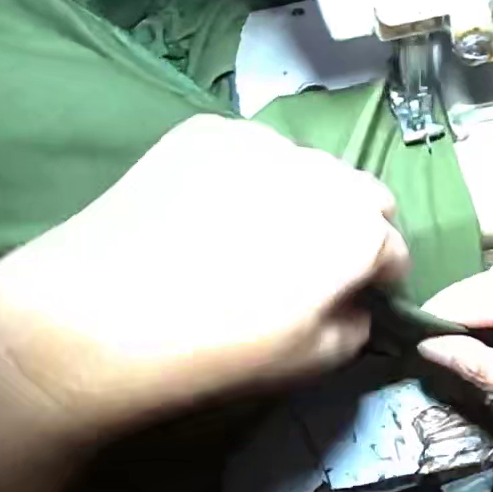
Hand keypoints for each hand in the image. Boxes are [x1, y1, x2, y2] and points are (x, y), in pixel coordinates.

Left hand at [0, 115, 410, 438]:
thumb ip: (359, 324)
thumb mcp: (315, 361)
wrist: (96, 317)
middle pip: (365, 198)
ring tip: (257, 232)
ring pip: (311, 169)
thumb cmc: (220, 350)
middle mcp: (325, 173)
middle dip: (354, 229)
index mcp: (361, 230)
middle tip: (312, 263)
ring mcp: (264, 142)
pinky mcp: (208, 130)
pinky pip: (254, 152)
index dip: (382, 280)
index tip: (358, 297)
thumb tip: (357, 300)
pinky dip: (252, 176)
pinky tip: (213, 210)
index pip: (396, 252)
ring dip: (306, 197)